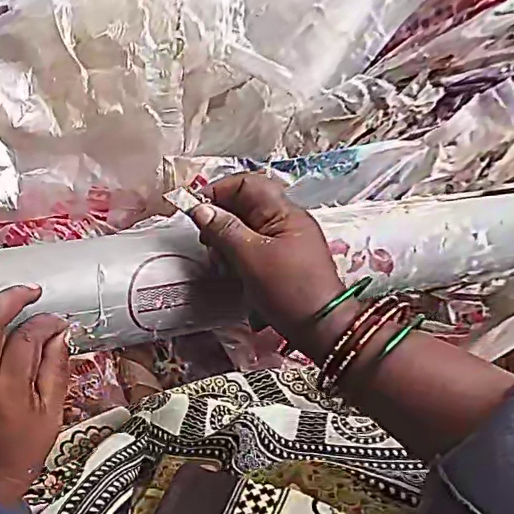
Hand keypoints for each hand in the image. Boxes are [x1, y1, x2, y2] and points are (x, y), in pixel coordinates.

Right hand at [188, 174, 348, 356]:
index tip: (193, 209)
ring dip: (224, 241)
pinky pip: (249, 247)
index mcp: (284, 213)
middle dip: (218, 220)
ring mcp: (283, 242)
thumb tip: (200, 208)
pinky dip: (234, 255)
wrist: (320, 328)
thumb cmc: (288, 290)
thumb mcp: (250, 257)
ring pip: (242, 228)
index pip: (246, 184)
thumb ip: (224, 229)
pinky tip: (230, 271)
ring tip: (219, 262)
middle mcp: (285, 222)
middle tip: (206, 242)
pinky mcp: (278, 261)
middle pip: (242, 206)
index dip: (217, 191)